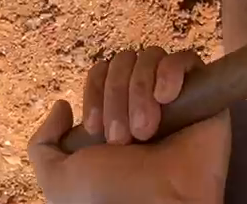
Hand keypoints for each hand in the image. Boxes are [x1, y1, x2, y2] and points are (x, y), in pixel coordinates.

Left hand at [26, 47, 229, 203]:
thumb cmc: (113, 198)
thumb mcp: (60, 179)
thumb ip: (43, 145)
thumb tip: (62, 105)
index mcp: (116, 113)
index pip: (102, 70)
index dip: (96, 90)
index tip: (96, 129)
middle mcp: (144, 100)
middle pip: (123, 60)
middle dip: (117, 94)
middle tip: (124, 137)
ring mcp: (174, 96)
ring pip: (150, 56)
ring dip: (140, 90)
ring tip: (147, 130)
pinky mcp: (202, 93)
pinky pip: (186, 58)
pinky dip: (171, 71)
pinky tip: (167, 98)